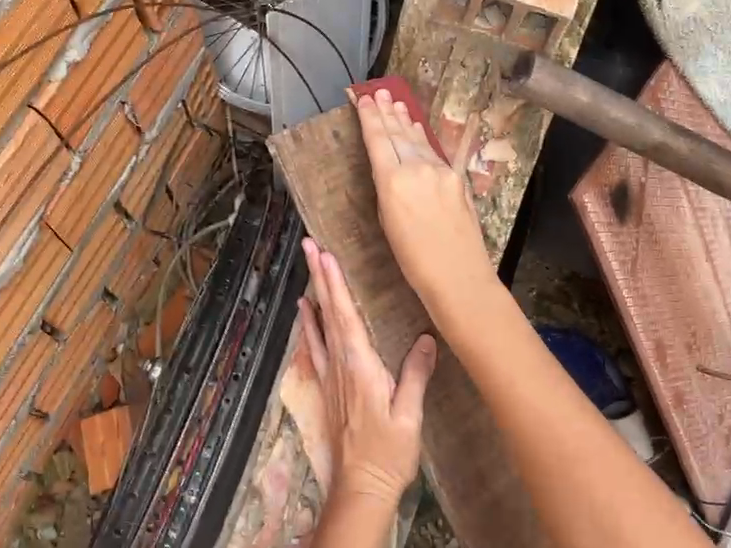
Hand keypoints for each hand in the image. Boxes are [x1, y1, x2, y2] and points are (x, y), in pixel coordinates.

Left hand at [298, 237, 435, 505]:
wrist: (359, 487)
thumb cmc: (387, 455)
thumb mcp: (409, 417)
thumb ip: (415, 376)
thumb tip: (426, 339)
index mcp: (360, 365)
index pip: (345, 314)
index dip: (335, 282)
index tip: (326, 255)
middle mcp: (340, 363)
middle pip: (328, 311)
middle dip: (319, 275)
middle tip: (309, 244)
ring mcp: (330, 374)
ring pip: (319, 323)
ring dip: (314, 291)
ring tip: (306, 264)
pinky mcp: (327, 385)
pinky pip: (315, 344)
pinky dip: (308, 323)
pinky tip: (304, 310)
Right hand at [353, 89, 494, 318]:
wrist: (459, 275)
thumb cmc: (414, 260)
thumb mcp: (387, 221)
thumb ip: (387, 189)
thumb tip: (389, 169)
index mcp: (392, 181)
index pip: (378, 139)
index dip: (369, 117)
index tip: (364, 99)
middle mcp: (417, 168)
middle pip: (398, 133)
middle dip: (387, 112)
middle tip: (379, 93)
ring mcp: (440, 171)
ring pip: (418, 140)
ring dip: (405, 121)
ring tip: (396, 104)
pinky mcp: (457, 178)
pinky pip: (434, 152)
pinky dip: (423, 138)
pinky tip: (418, 129)